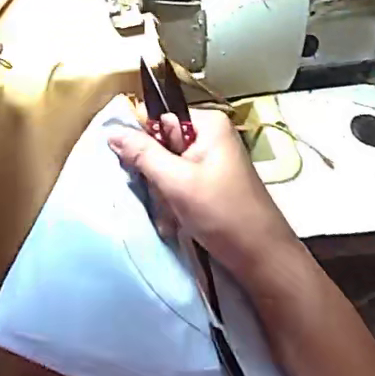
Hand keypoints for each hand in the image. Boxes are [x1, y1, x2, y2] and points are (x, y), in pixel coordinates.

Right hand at [106, 108, 305, 287]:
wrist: (262, 258)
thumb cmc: (223, 213)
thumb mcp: (176, 181)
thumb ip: (142, 154)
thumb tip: (112, 131)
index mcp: (208, 124)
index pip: (159, 116)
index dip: (142, 140)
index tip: (135, 166)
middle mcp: (210, 136)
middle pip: (161, 143)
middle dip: (155, 174)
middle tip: (163, 197)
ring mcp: (211, 160)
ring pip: (166, 167)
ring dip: (163, 193)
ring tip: (173, 214)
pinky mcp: (210, 182)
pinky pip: (178, 182)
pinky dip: (173, 202)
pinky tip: (178, 220)